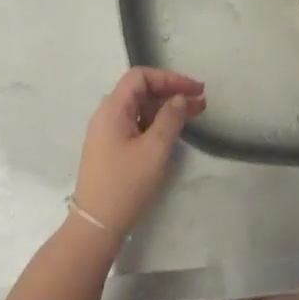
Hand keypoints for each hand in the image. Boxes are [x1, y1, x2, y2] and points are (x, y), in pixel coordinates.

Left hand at [72, 67, 206, 236]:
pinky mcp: (112, 149)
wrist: (97, 222)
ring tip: (195, 113)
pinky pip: (136, 125)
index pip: (140, 77)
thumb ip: (170, 119)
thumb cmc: (126, 183)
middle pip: (140, 91)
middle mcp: (107, 115)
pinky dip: (157, 123)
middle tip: (201, 101)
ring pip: (140, 109)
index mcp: (112, 109)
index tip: (194, 89)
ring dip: (167, 108)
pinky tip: (175, 129)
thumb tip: (179, 98)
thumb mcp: (154, 149)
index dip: (169, 78)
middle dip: (171, 92)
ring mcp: (108, 133)